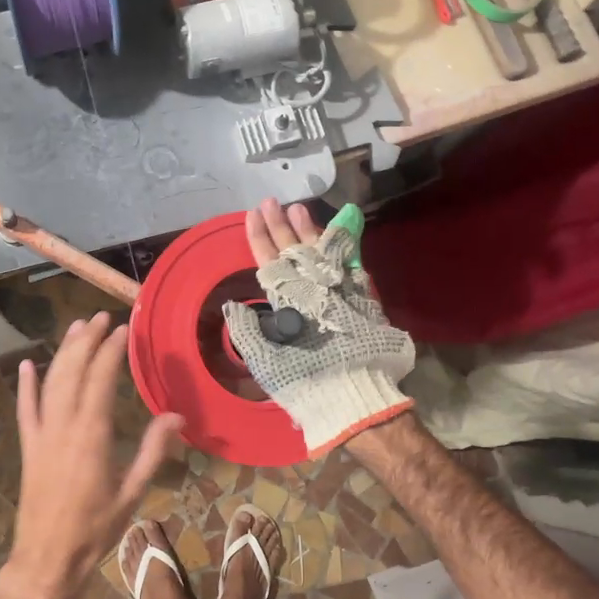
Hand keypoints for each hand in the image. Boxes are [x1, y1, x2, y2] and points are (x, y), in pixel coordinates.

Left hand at [4, 312, 183, 598]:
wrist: (48, 559)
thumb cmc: (95, 530)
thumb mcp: (132, 493)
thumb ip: (153, 452)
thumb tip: (177, 417)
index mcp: (92, 435)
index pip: (101, 379)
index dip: (111, 350)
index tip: (122, 329)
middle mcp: (63, 426)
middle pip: (73, 372)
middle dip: (86, 341)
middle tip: (100, 318)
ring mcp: (41, 435)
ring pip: (50, 383)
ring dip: (62, 353)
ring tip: (76, 328)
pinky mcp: (27, 447)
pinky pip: (25, 409)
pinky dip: (26, 386)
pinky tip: (28, 365)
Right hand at [228, 199, 416, 455]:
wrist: (354, 396)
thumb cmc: (304, 382)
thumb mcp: (265, 362)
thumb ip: (247, 331)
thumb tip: (234, 307)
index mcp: (287, 302)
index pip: (269, 261)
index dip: (259, 237)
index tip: (252, 214)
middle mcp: (314, 289)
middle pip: (294, 250)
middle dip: (280, 225)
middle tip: (271, 202)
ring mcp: (341, 291)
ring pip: (323, 251)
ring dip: (309, 230)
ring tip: (299, 209)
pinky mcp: (364, 300)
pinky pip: (350, 267)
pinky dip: (341, 250)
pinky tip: (337, 237)